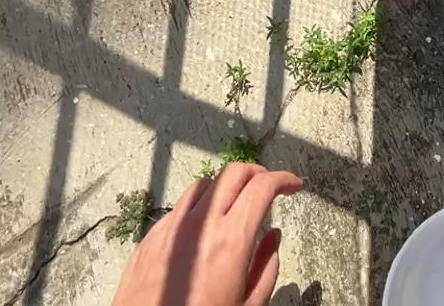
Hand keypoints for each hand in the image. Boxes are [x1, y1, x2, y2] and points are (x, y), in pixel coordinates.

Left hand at [110, 163, 304, 305]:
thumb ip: (267, 269)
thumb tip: (273, 236)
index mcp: (231, 242)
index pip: (263, 186)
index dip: (284, 179)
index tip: (294, 186)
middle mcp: (201, 226)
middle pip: (234, 173)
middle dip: (257, 174)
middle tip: (268, 188)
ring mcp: (171, 230)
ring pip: (205, 185)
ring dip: (227, 187)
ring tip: (234, 206)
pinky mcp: (149, 240)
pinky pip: (179, 208)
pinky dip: (199, 207)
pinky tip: (203, 229)